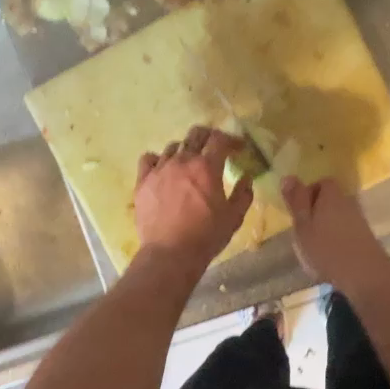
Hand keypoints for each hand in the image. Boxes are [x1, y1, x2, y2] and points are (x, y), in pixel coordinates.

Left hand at [134, 126, 253, 268]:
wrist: (170, 253)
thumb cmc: (206, 237)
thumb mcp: (233, 218)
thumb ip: (243, 194)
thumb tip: (246, 178)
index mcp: (207, 167)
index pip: (220, 140)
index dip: (231, 140)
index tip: (237, 148)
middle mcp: (182, 161)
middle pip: (195, 135)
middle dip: (208, 137)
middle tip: (214, 147)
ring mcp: (160, 169)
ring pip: (173, 147)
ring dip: (185, 150)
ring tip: (188, 163)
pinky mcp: (143, 181)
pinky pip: (148, 159)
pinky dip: (158, 160)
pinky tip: (163, 169)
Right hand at [282, 176, 389, 298]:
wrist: (365, 275)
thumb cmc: (326, 249)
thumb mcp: (302, 226)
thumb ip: (296, 202)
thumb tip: (288, 176)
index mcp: (331, 196)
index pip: (321, 183)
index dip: (308, 194)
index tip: (298, 213)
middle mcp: (348, 203)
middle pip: (330, 200)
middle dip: (316, 212)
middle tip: (303, 232)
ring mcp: (359, 221)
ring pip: (337, 216)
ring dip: (325, 227)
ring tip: (315, 248)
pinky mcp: (366, 238)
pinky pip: (346, 231)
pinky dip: (336, 239)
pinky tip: (330, 257)